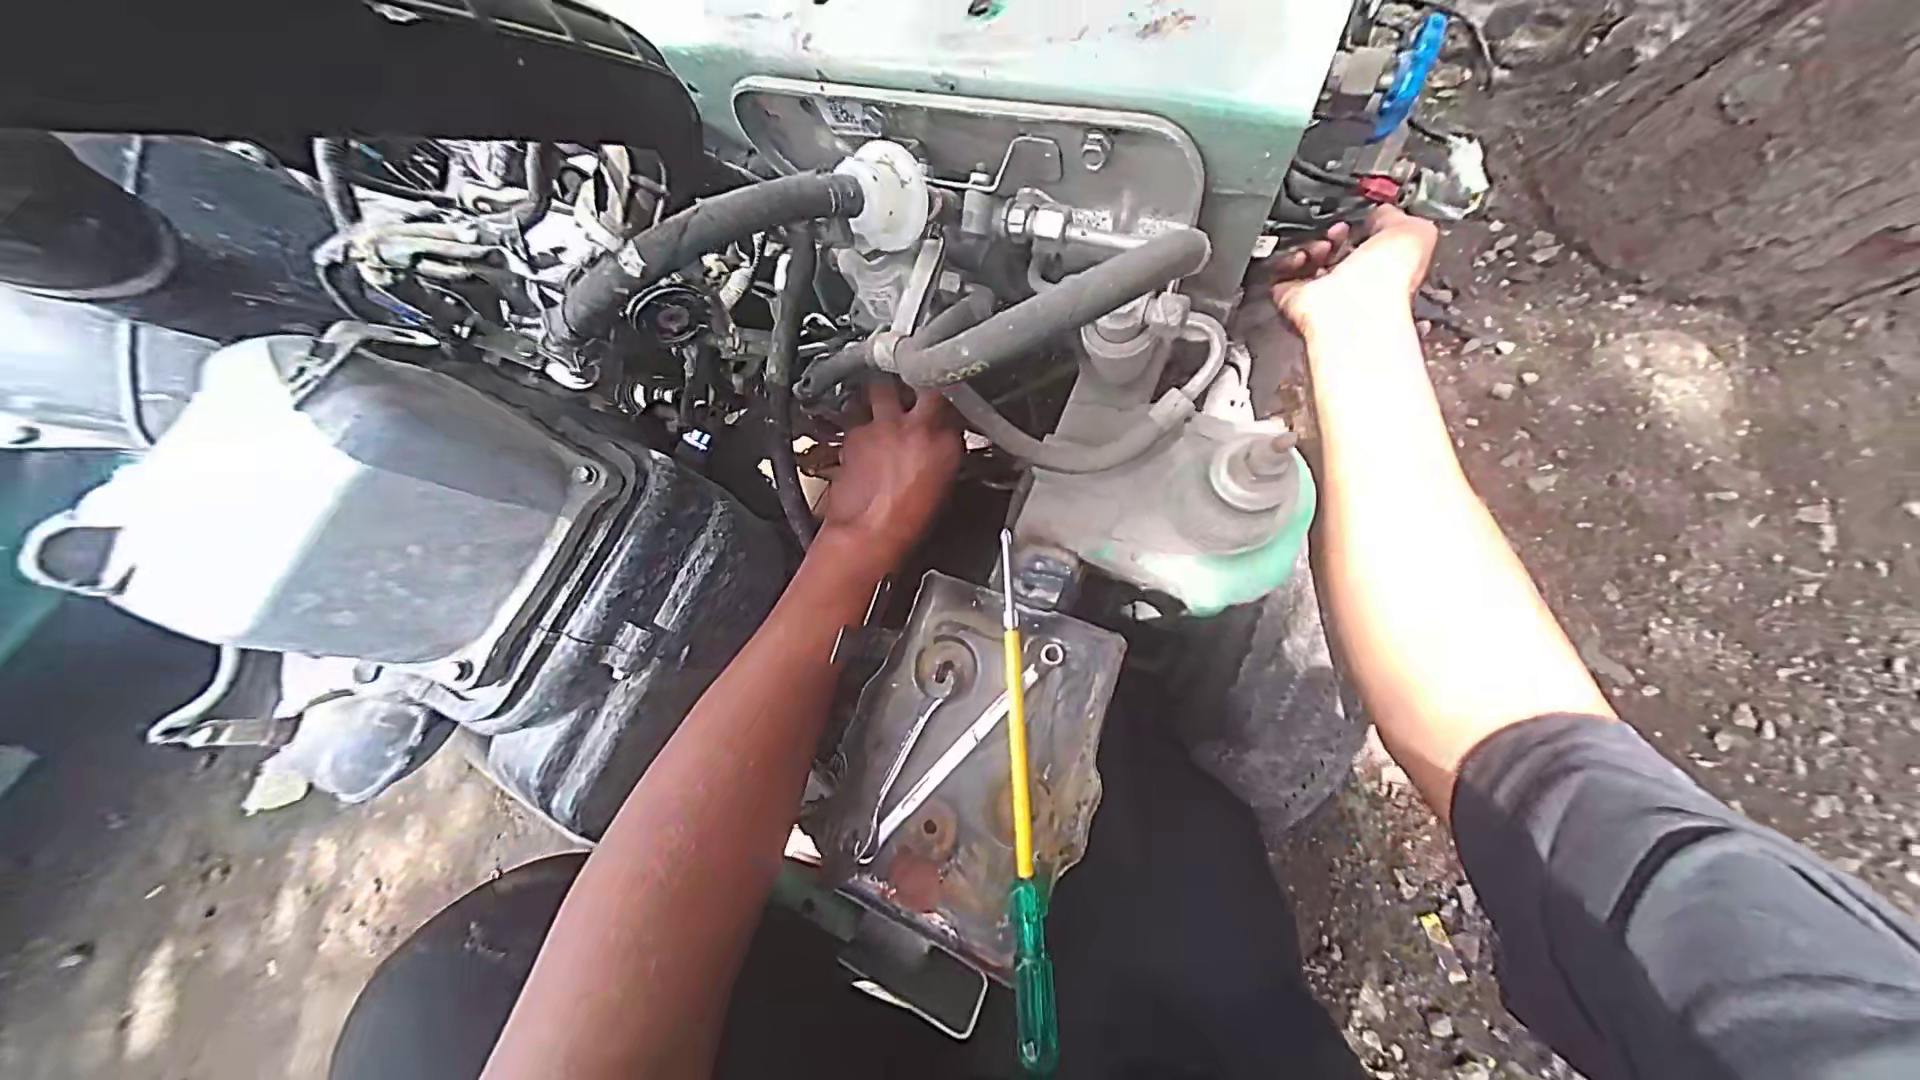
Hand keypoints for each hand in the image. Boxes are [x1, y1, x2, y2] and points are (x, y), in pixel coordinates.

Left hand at [815, 379, 961, 568]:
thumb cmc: (908, 520)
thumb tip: (946, 434)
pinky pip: (857, 416)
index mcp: (944, 438)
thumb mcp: (944, 482)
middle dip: (911, 380)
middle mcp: (912, 425)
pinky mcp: (853, 435)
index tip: (946, 395)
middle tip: (912, 389)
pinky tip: (866, 435)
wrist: (870, 535)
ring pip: (879, 387)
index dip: (946, 391)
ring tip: (884, 402)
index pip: (949, 395)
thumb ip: (946, 447)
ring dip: (882, 392)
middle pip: (913, 377)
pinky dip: (862, 421)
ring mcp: (879, 426)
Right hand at [1269, 206, 1437, 338]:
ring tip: (1321, 246)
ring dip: (1312, 245)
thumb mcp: (1414, 231)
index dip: (1364, 226)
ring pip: (1308, 259)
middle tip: (1339, 231)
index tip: (1362, 217)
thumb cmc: (1387, 279)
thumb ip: (1398, 216)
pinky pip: (1281, 273)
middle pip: (1335, 250)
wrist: (1352, 306)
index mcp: (1383, 269)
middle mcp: (1350, 283)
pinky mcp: (1292, 297)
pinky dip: (1288, 260)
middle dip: (1336, 233)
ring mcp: (1320, 291)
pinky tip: (1303, 256)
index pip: (1367, 244)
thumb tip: (1379, 213)